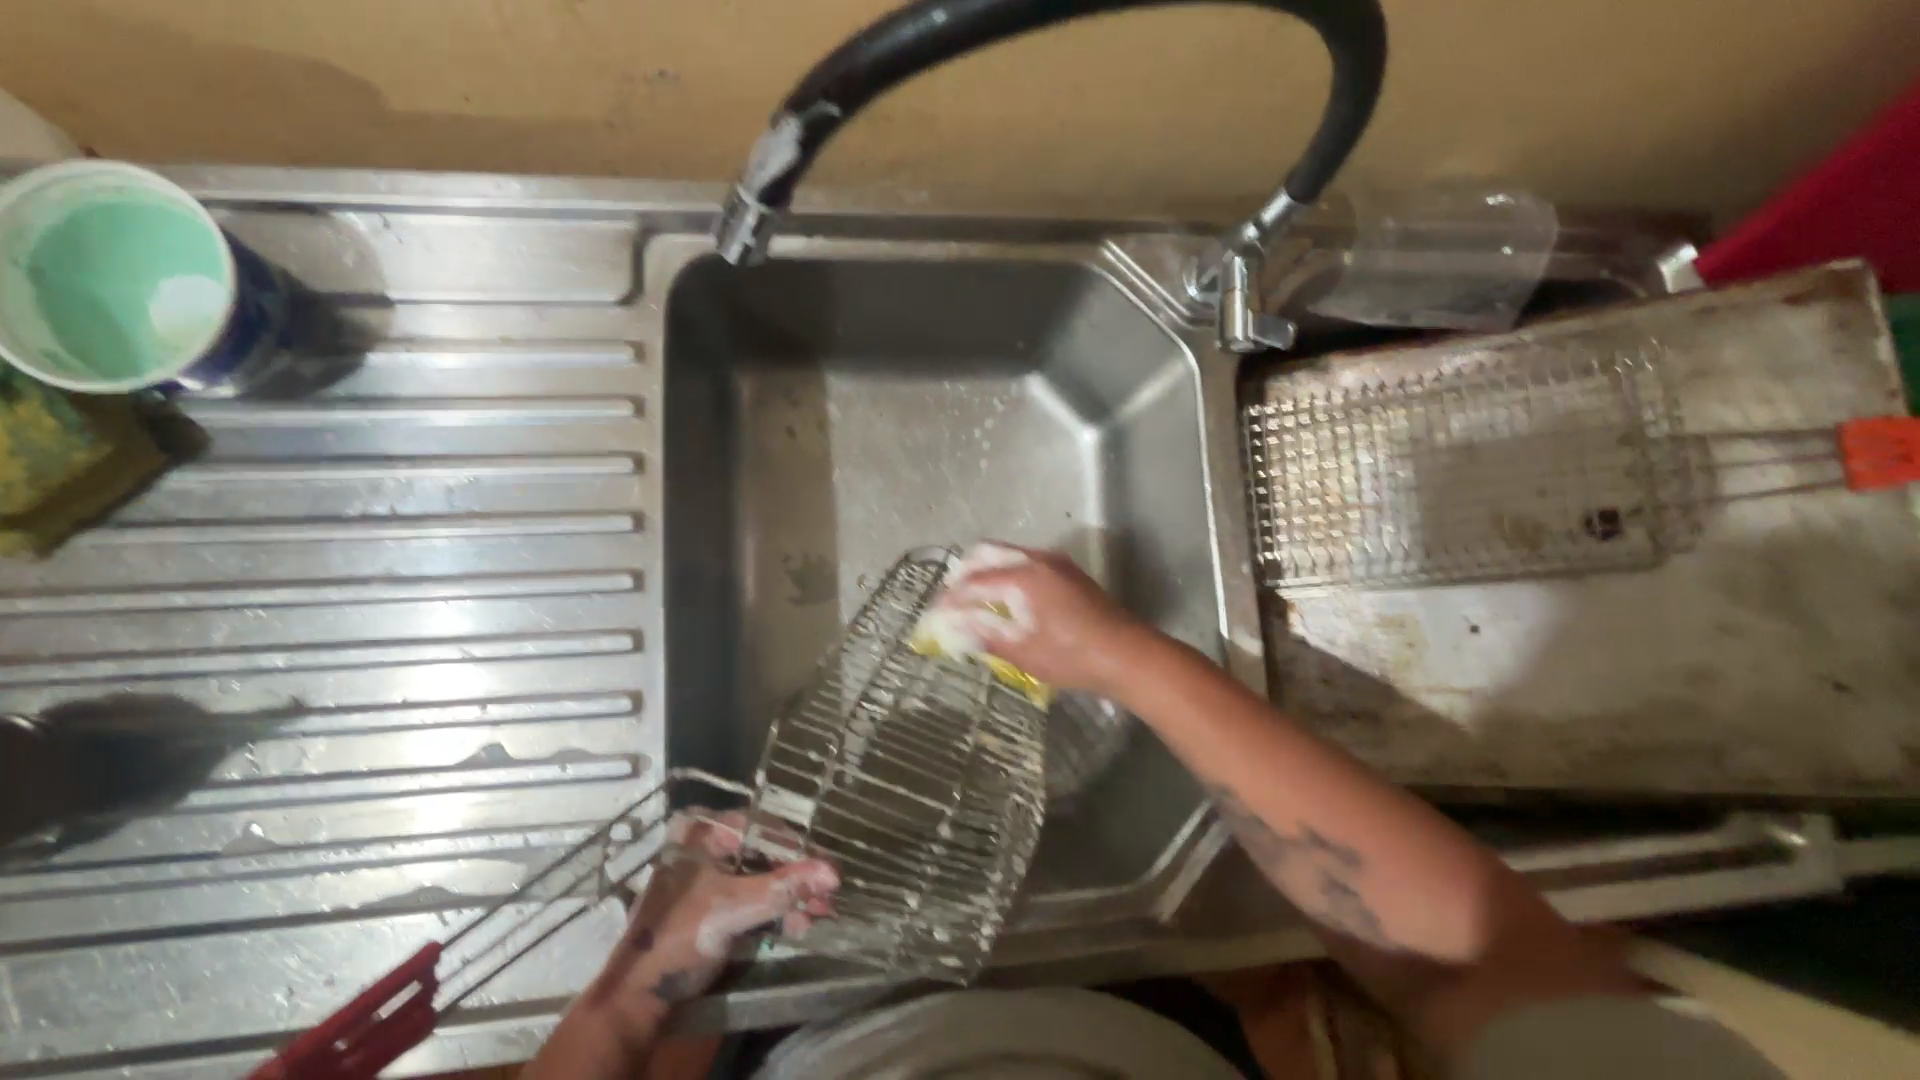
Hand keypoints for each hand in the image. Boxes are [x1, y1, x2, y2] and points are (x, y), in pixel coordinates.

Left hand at [585, 811, 836, 1030]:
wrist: (637, 996)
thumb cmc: (680, 937)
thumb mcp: (734, 909)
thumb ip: (784, 888)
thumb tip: (834, 872)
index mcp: (703, 834)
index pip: (763, 828)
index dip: (798, 849)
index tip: (826, 871)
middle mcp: (706, 846)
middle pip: (765, 853)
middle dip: (797, 878)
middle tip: (826, 899)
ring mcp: (708, 876)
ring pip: (761, 877)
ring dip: (790, 897)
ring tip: (818, 916)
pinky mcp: (711, 905)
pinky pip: (752, 898)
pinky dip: (774, 910)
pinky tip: (797, 925)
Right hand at [929, 542, 1148, 695]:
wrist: (1128, 655)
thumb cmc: (1073, 656)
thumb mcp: (1023, 650)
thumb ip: (985, 634)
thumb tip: (954, 628)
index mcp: (1024, 576)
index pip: (975, 582)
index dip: (951, 598)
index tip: (935, 614)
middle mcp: (1038, 560)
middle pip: (988, 553)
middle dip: (964, 573)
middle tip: (950, 598)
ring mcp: (1056, 564)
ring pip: (1009, 555)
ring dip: (986, 571)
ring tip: (973, 599)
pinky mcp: (1069, 573)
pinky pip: (1026, 563)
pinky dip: (1007, 574)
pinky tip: (1005, 599)